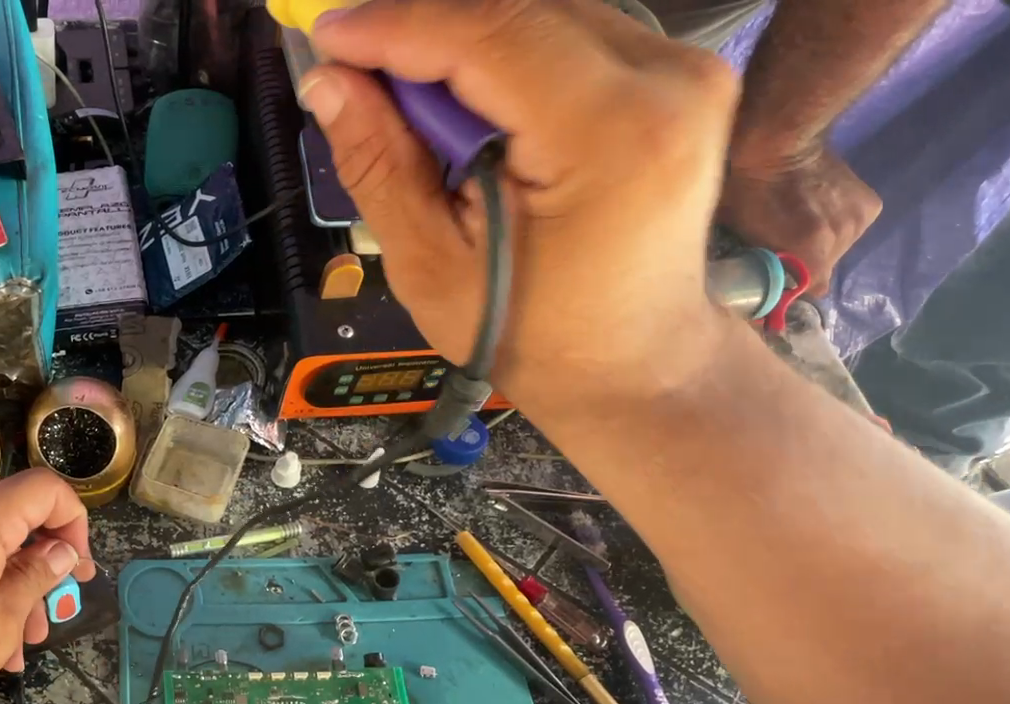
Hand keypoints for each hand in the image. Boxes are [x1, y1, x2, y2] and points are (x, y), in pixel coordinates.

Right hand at [297, 0, 742, 414]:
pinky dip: (501, 59)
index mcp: (608, 134)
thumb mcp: (431, 264)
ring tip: (399, 92)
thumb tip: (328, 84)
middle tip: (351, 65)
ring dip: (460, 44)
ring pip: (544, 15)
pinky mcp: (677, 76)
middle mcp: (665, 78)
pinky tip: (460, 104)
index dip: (397, 27)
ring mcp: (683, 69)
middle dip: (423, 31)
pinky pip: (570, 37)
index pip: (490, 36)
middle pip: (520, 10)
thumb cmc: (522, 332)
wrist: (626, 361)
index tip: (326, 35)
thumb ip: (381, 165)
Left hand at [718, 143, 880, 293]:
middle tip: (779, 255)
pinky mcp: (871, 205)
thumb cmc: (747, 192)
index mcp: (811, 248)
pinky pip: (849, 232)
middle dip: (800, 268)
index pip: (806, 290)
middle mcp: (843, 237)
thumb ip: (756, 264)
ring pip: (837, 252)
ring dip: (817, 249)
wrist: (784, 145)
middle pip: (822, 270)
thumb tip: (758, 291)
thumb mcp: (739, 234)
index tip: (773, 289)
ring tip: (796, 233)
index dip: (788, 292)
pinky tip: (814, 218)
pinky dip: (833, 231)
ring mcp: (861, 219)